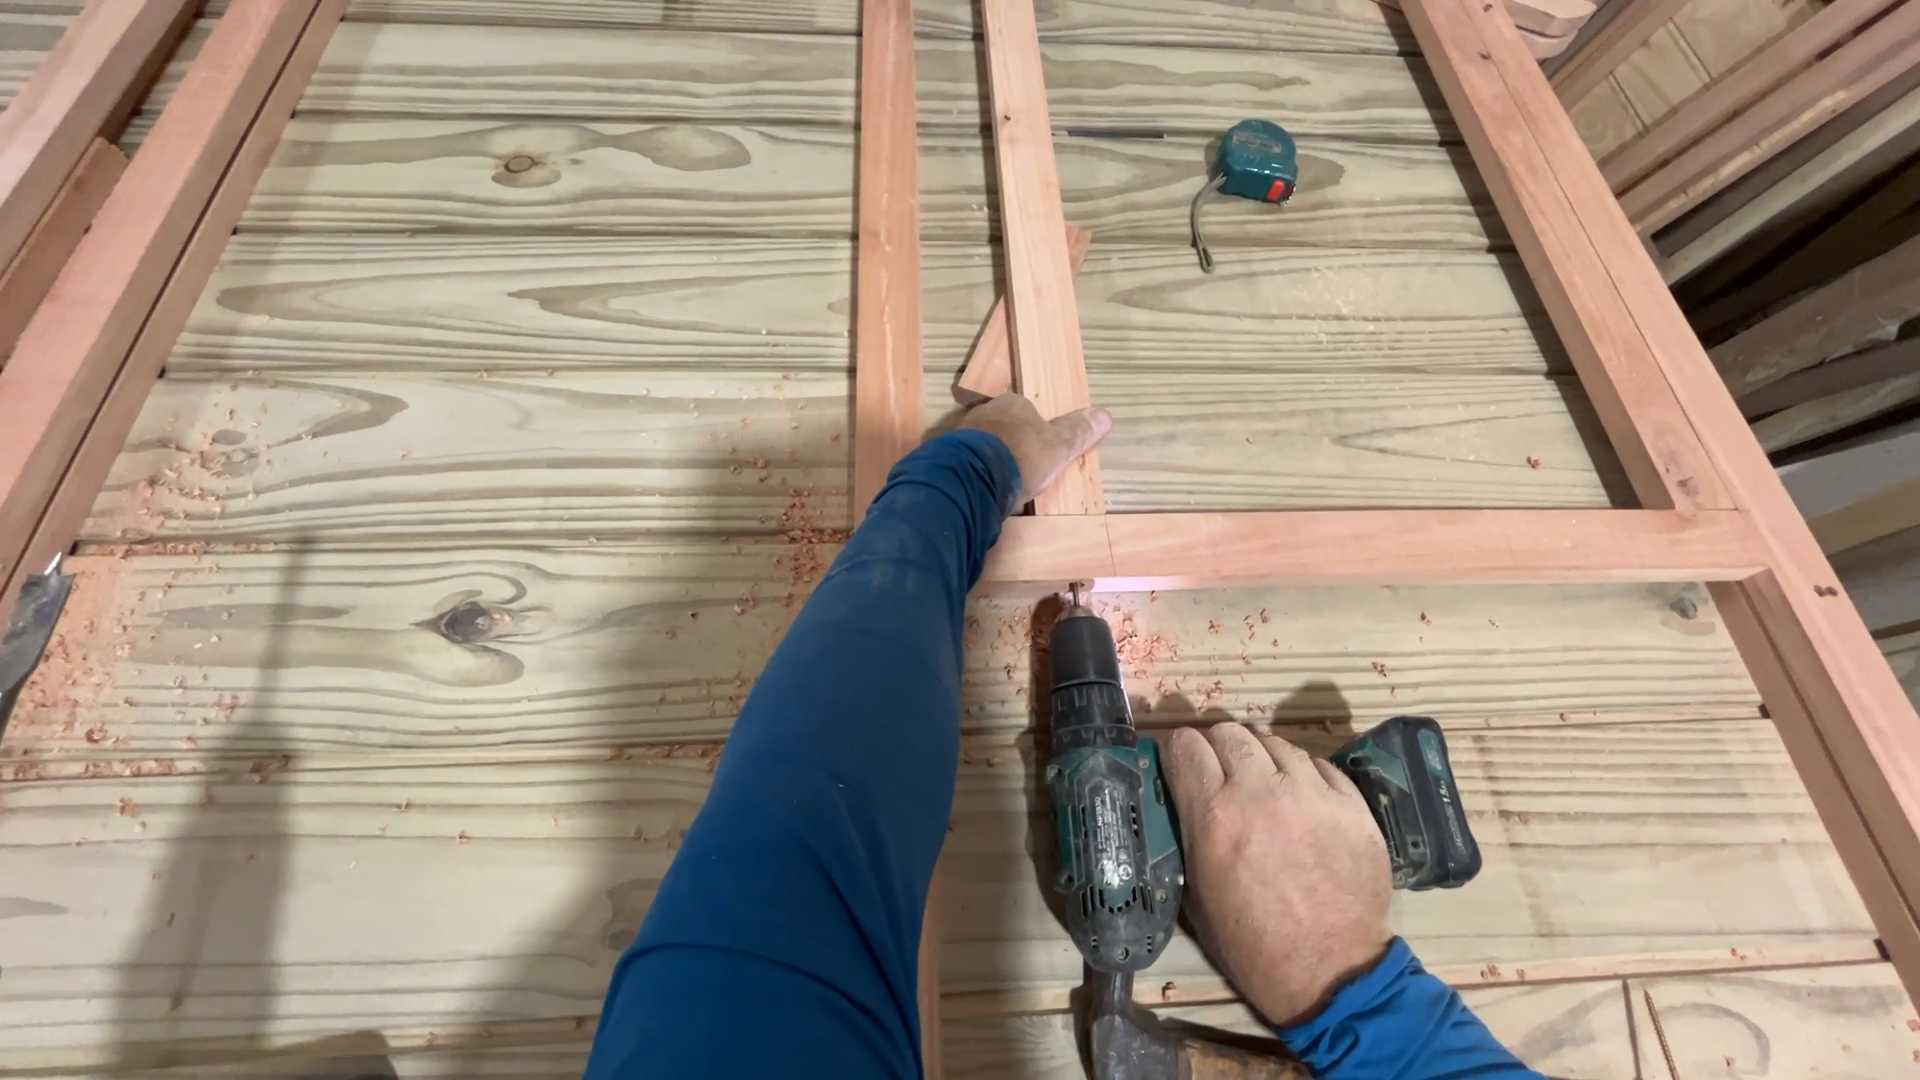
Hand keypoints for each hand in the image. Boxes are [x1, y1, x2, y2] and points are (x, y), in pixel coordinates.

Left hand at [958, 394, 1111, 504]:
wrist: (972, 478)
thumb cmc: (1022, 457)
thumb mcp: (1058, 448)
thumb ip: (1077, 433)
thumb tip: (1105, 415)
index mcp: (1013, 405)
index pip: (1027, 411)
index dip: (1035, 432)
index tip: (1040, 453)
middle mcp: (985, 412)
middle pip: (1002, 426)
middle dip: (1010, 445)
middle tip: (1020, 470)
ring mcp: (961, 433)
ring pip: (981, 444)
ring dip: (989, 459)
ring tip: (999, 483)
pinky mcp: (945, 456)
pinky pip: (964, 461)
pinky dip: (973, 472)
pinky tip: (979, 488)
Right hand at [1164, 723, 1393, 1026]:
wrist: (1332, 976)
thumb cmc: (1250, 941)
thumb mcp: (1193, 888)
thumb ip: (1185, 829)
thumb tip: (1178, 793)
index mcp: (1214, 814)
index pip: (1185, 743)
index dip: (1179, 751)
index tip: (1181, 765)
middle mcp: (1261, 792)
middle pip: (1229, 731)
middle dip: (1217, 748)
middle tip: (1221, 773)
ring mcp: (1312, 796)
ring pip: (1274, 741)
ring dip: (1261, 757)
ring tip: (1263, 784)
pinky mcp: (1352, 806)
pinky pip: (1318, 764)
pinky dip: (1302, 774)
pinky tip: (1300, 798)